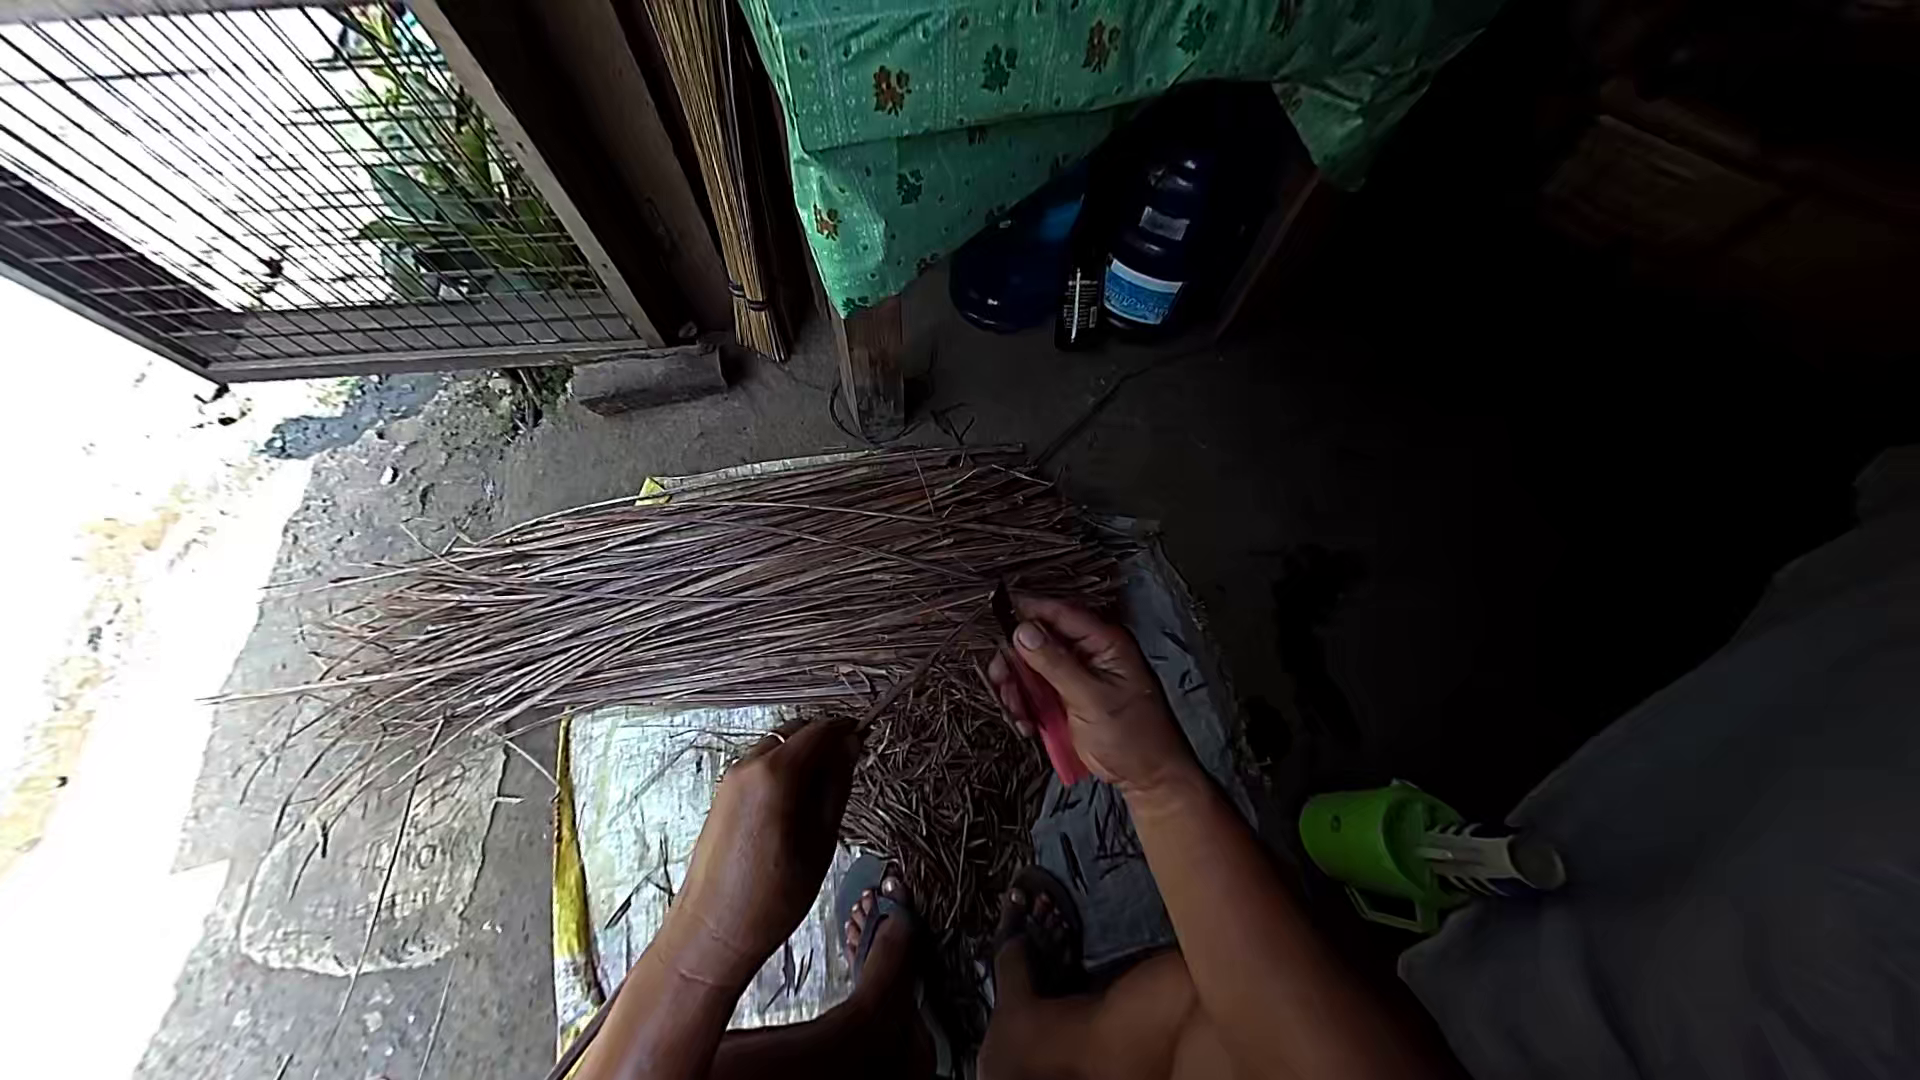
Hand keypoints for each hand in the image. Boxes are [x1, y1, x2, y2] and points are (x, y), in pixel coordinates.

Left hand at [670, 715, 858, 985]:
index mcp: (776, 772)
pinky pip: (761, 764)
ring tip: (824, 788)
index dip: (846, 729)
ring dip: (804, 753)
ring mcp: (732, 778)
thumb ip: (837, 784)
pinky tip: (796, 801)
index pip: (819, 730)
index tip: (865, 739)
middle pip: (796, 732)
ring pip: (778, 745)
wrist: (710, 935)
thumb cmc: (775, 895)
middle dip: (824, 739)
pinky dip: (784, 767)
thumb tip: (851, 744)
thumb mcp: (821, 839)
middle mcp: (750, 764)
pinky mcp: (723, 794)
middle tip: (848, 765)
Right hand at [987, 597, 1198, 798]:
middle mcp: (1087, 654)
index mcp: (1104, 643)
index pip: (1060, 613)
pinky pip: (1032, 692)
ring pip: (1029, 668)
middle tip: (1003, 679)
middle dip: (1016, 661)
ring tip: (1017, 709)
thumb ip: (1055, 663)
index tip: (1000, 616)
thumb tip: (1024, 632)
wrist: (1146, 778)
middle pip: (1037, 641)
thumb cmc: (1136, 737)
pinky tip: (1027, 722)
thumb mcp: (1092, 698)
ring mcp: (1074, 677)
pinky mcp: (1064, 698)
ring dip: (1016, 688)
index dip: (1029, 612)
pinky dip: (1023, 705)